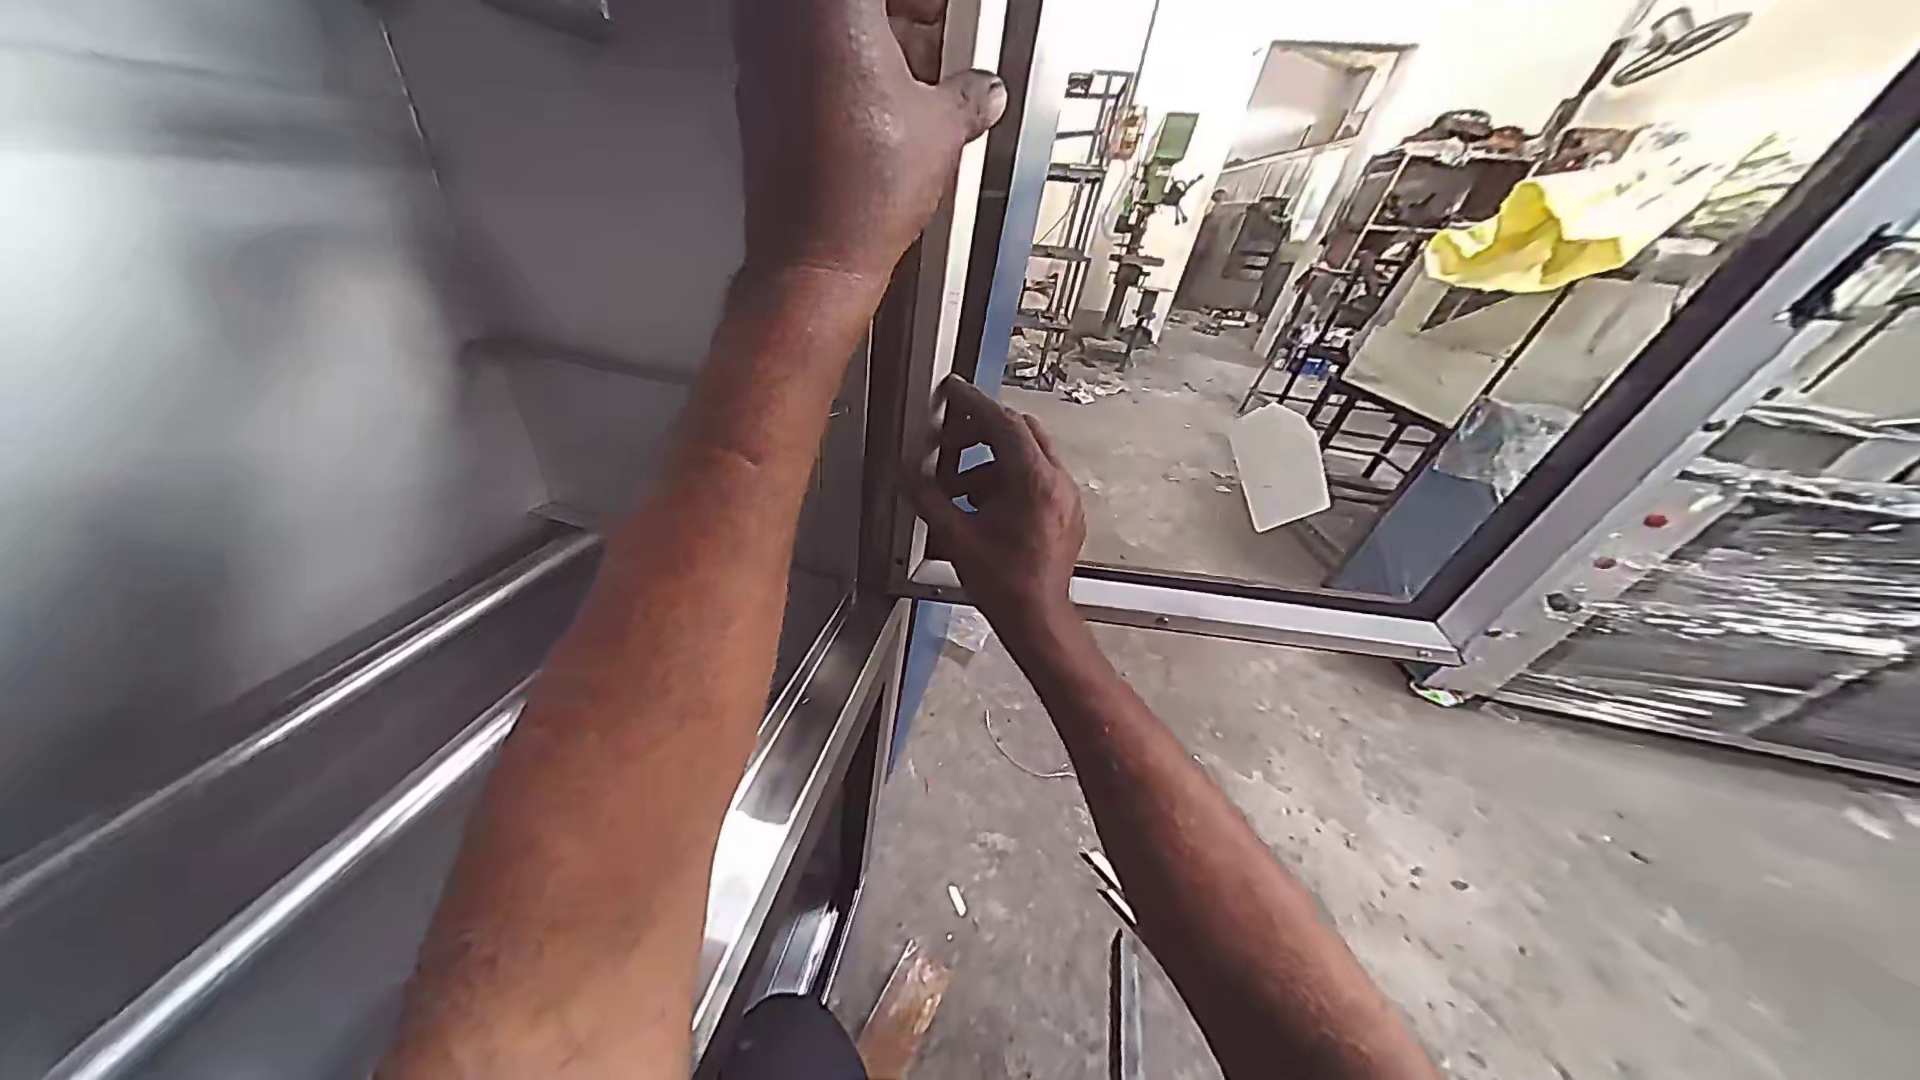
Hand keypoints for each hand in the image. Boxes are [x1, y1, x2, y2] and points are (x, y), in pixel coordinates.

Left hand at [733, 0, 1007, 283]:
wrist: (816, 261)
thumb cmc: (860, 202)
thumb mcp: (941, 134)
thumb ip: (969, 96)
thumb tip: (982, 93)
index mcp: (832, 5)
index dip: (927, 2)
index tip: (943, 12)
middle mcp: (784, 20)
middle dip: (903, 11)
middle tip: (936, 38)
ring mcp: (762, 58)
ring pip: (828, 22)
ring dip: (875, 40)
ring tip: (915, 84)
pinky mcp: (759, 99)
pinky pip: (805, 58)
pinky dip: (843, 69)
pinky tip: (880, 111)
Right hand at [909, 376, 1085, 635]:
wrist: (1037, 618)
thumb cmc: (1005, 584)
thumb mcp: (956, 537)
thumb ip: (929, 498)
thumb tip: (909, 476)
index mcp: (1034, 481)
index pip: (1003, 423)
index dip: (973, 402)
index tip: (954, 390)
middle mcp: (1057, 482)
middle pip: (1020, 432)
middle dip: (981, 432)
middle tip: (950, 441)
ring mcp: (1066, 497)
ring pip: (1028, 456)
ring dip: (991, 461)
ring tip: (958, 486)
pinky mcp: (1066, 512)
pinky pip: (1037, 478)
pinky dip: (1009, 479)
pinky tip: (982, 504)